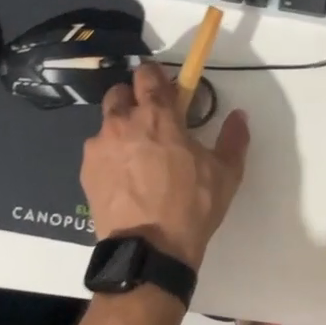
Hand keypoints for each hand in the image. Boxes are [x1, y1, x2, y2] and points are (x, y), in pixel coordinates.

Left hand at [83, 62, 249, 268]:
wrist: (150, 250)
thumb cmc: (191, 207)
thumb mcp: (225, 174)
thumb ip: (233, 139)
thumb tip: (239, 116)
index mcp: (158, 116)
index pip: (148, 74)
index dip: (156, 77)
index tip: (167, 90)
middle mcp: (122, 122)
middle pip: (120, 92)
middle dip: (134, 100)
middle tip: (151, 123)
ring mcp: (99, 147)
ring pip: (106, 124)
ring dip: (120, 130)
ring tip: (137, 158)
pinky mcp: (86, 171)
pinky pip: (97, 153)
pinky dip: (110, 158)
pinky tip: (124, 180)